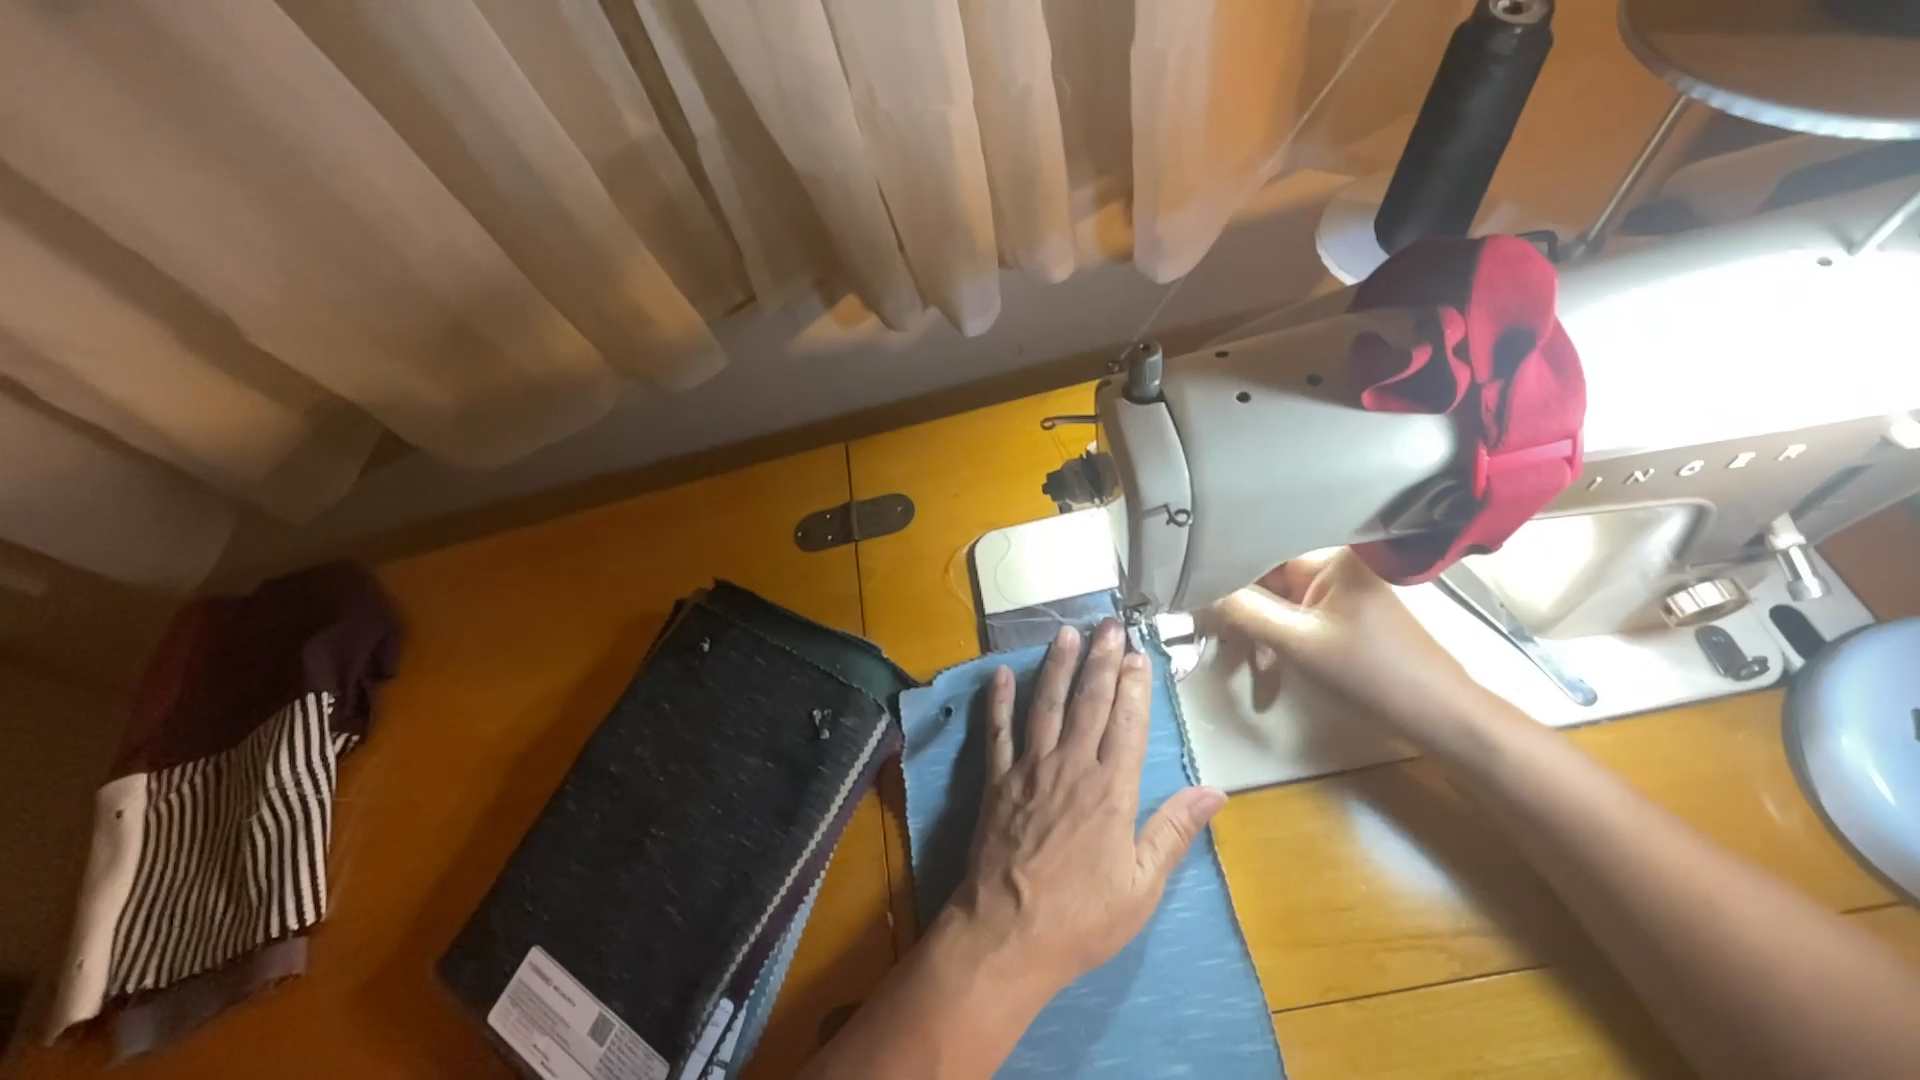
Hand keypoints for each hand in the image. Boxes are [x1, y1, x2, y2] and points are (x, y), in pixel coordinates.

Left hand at [939, 619, 1226, 997]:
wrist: (1006, 934)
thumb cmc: (1081, 916)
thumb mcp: (1141, 885)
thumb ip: (1173, 831)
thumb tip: (1215, 791)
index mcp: (1111, 790)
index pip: (1127, 723)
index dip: (1133, 686)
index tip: (1136, 654)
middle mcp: (1071, 767)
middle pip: (1089, 703)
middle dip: (1100, 661)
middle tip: (1108, 625)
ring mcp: (1029, 770)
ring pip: (1045, 706)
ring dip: (1056, 667)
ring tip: (1065, 634)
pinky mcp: (996, 782)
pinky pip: (997, 732)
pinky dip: (999, 701)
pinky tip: (1001, 674)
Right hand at [1208, 548, 1484, 735]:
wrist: (1436, 715)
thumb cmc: (1368, 673)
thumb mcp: (1297, 643)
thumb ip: (1244, 611)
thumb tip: (1197, 589)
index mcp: (1331, 556)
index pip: (1260, 552)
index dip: (1224, 574)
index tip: (1191, 594)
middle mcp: (1336, 565)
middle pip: (1267, 580)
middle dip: (1240, 613)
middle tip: (1213, 640)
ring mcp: (1341, 592)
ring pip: (1278, 605)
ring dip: (1257, 635)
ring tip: (1242, 668)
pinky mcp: (1343, 617)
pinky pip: (1296, 620)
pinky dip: (1278, 643)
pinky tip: (1265, 671)